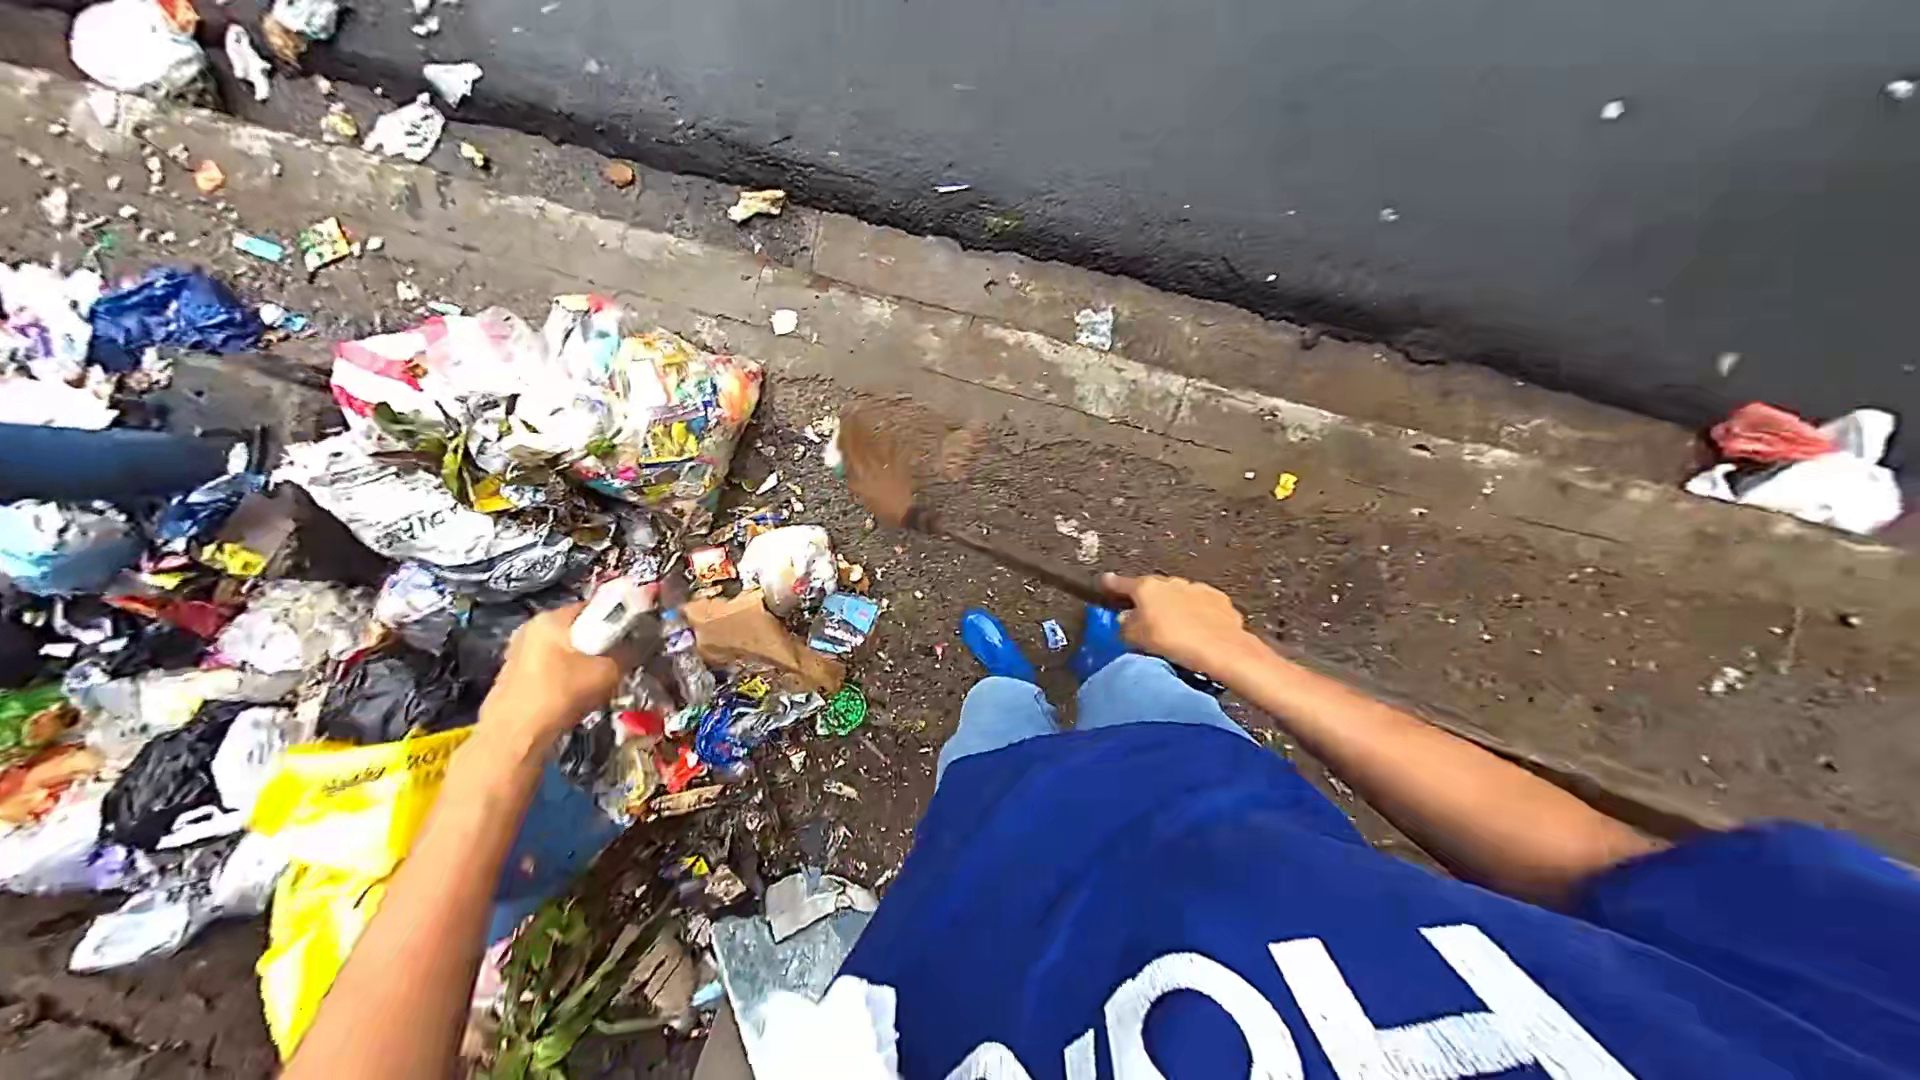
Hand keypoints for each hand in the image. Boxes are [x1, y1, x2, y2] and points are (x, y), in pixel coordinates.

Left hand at [478, 603, 632, 743]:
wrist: (515, 737)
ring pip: (565, 650)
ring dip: (584, 662)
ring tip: (597, 683)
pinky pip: (550, 667)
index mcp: (551, 618)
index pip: (596, 608)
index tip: (632, 640)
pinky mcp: (512, 675)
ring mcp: (517, 651)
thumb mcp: (610, 671)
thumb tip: (643, 643)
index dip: (619, 622)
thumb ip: (630, 651)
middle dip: (600, 645)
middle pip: (579, 630)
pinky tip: (574, 696)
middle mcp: (530, 628)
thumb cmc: (562, 694)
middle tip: (617, 664)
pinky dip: (566, 676)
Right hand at [1101, 573, 1263, 679]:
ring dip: (1173, 607)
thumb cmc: (1174, 641)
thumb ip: (1126, 626)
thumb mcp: (1137, 639)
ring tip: (1174, 629)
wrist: (1222, 649)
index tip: (1104, 582)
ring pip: (1178, 596)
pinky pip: (1200, 605)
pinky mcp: (1219, 601)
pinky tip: (1197, 630)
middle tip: (1144, 618)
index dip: (1110, 584)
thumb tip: (1125, 619)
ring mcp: (1197, 589)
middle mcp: (1171, 582)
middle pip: (1152, 589)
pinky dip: (1195, 614)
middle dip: (1147, 600)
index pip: (1122, 583)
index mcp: (1146, 588)